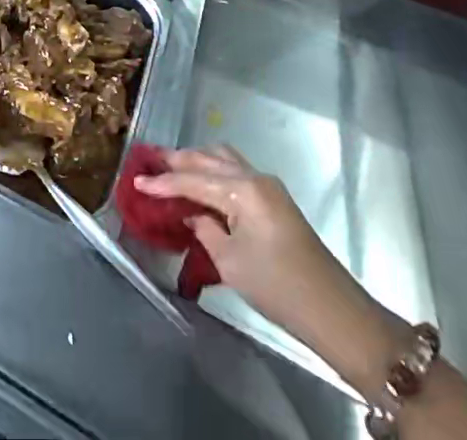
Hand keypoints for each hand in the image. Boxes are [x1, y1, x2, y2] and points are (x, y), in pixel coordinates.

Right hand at [134, 147, 403, 381]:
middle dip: (178, 161)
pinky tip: (200, 183)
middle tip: (149, 163)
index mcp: (242, 190)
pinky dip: (214, 171)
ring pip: (224, 160)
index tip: (136, 181)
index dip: (162, 182)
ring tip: (171, 168)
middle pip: (209, 159)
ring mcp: (268, 187)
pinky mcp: (274, 200)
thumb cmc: (275, 285)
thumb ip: (204, 229)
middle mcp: (255, 178)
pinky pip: (236, 172)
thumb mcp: (229, 261)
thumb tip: (192, 214)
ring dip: (198, 161)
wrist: (330, 308)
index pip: (193, 180)